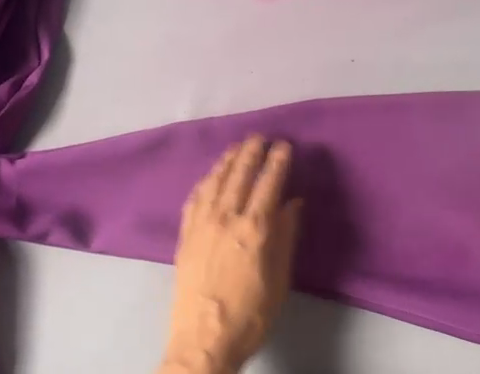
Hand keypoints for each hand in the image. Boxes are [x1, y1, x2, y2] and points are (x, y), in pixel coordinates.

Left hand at [159, 136, 302, 373]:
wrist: (202, 344)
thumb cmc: (250, 315)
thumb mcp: (279, 280)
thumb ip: (286, 237)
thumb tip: (294, 203)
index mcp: (255, 228)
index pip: (269, 183)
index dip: (278, 161)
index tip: (284, 145)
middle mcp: (227, 218)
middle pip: (240, 175)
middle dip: (251, 152)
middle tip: (259, 136)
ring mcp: (202, 227)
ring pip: (215, 182)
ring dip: (227, 161)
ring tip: (236, 148)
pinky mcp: (185, 239)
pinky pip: (194, 200)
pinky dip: (204, 183)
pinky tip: (208, 177)